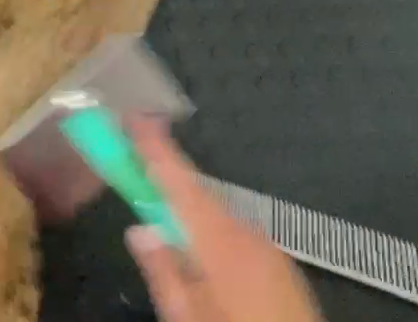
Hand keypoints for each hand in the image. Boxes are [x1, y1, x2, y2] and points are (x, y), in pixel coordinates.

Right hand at [126, 120, 322, 321]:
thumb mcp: (187, 317)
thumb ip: (163, 271)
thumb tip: (138, 230)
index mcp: (218, 241)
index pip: (179, 181)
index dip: (155, 147)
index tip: (134, 116)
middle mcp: (246, 233)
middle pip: (197, 194)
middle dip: (168, 181)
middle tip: (139, 173)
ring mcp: (270, 249)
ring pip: (218, 216)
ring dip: (190, 212)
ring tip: (168, 227)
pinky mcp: (283, 268)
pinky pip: (238, 235)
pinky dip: (214, 231)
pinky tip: (207, 258)